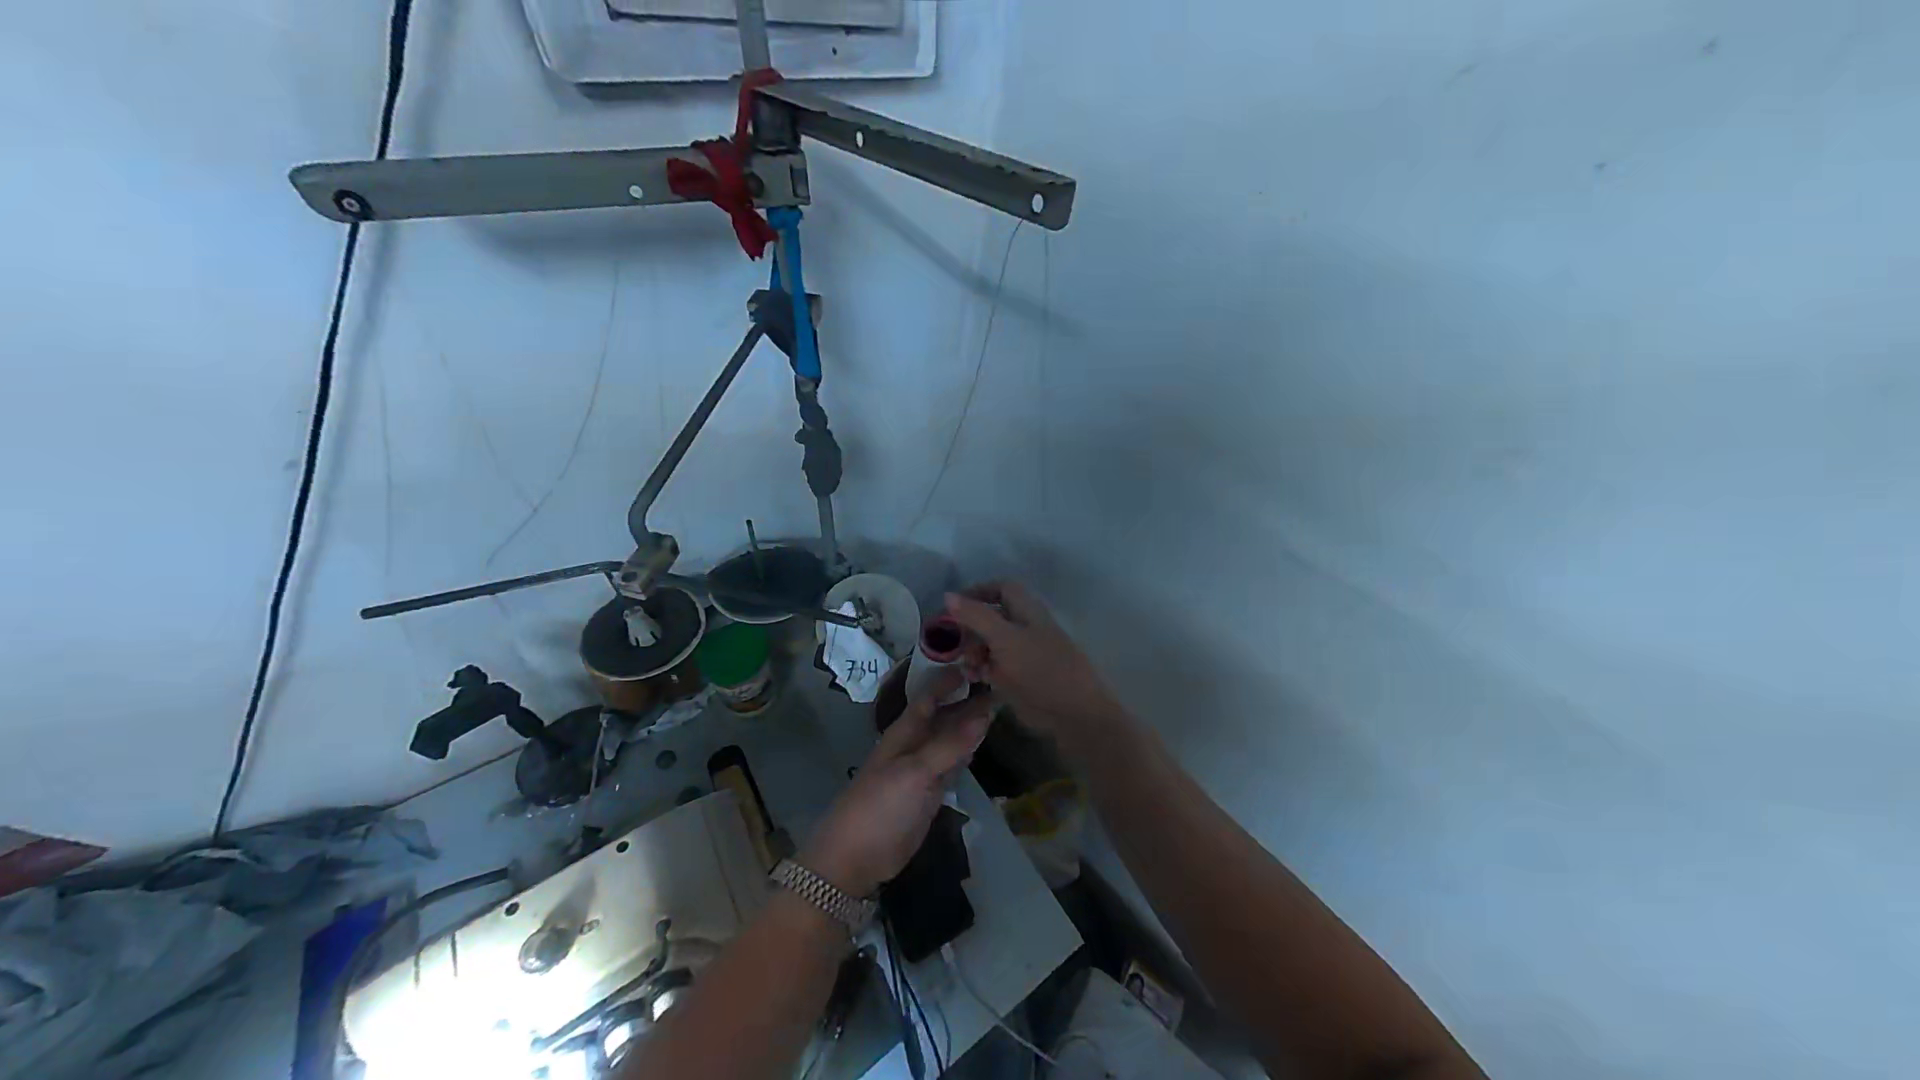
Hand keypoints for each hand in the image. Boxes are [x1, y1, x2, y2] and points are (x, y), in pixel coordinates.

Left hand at [800, 671, 992, 897]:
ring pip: (949, 739)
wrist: (855, 859)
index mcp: (904, 733)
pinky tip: (981, 742)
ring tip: (999, 706)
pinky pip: (951, 763)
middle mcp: (914, 745)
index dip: (949, 679)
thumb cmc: (880, 808)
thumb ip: (949, 745)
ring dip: (969, 724)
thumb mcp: (915, 773)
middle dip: (965, 699)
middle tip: (1000, 682)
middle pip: (942, 716)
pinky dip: (966, 751)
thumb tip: (984, 713)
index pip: (929, 695)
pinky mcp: (929, 794)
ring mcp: (921, 770)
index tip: (977, 660)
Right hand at [944, 582, 1124, 745]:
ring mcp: (1023, 655)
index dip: (978, 592)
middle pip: (991, 618)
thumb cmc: (1040, 668)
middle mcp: (1025, 629)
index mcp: (1028, 611)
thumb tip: (948, 594)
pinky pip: (995, 668)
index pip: (1001, 589)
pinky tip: (975, 680)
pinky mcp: (1021, 679)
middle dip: (970, 629)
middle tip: (954, 644)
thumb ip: (976, 616)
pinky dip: (983, 670)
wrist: (1072, 714)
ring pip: (990, 645)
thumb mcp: (1004, 638)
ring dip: (974, 653)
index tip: (953, 607)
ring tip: (968, 668)